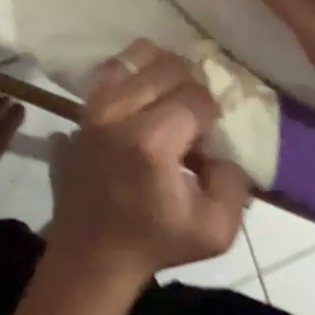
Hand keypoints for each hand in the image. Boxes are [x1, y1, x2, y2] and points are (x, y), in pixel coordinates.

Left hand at [45, 40, 250, 280]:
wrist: (91, 257)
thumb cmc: (153, 243)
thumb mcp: (216, 229)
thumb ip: (235, 183)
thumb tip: (222, 148)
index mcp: (151, 142)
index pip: (197, 97)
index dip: (212, 114)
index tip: (208, 140)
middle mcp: (117, 114)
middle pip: (167, 68)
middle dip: (191, 85)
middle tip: (195, 116)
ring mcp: (91, 110)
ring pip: (134, 57)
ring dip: (161, 69)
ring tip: (171, 95)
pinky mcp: (78, 113)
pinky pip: (107, 73)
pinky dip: (130, 75)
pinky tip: (141, 99)